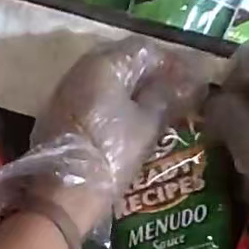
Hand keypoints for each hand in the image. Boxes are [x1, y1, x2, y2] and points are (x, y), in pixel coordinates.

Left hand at [0, 37, 204, 248]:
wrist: (60, 198)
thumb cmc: (109, 158)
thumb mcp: (147, 126)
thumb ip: (169, 97)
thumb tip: (190, 82)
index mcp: (104, 64)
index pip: (145, 49)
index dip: (173, 63)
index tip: (192, 82)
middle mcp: (79, 71)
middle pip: (123, 64)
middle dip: (151, 77)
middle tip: (176, 97)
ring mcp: (64, 95)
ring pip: (106, 84)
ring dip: (131, 93)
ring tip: (156, 113)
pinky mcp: (56, 119)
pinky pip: (91, 102)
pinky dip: (112, 107)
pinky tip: (127, 126)